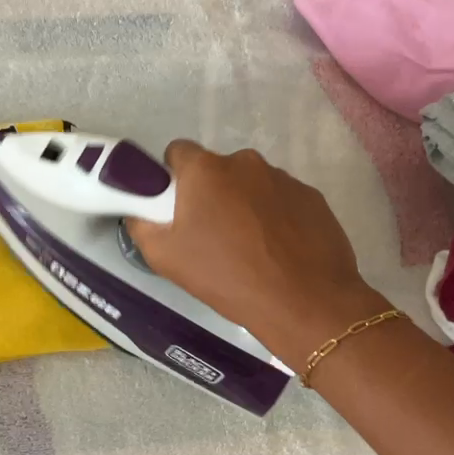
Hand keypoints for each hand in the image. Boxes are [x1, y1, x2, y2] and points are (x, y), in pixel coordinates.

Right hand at [123, 141, 389, 365]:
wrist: (305, 303)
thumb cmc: (225, 275)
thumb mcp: (163, 256)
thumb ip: (141, 224)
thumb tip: (140, 212)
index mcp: (205, 170)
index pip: (178, 151)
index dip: (172, 176)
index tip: (175, 205)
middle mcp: (245, 163)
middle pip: (216, 170)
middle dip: (210, 192)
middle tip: (209, 232)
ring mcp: (284, 178)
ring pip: (250, 184)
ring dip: (243, 204)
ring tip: (248, 245)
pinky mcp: (313, 198)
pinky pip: (281, 200)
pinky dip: (274, 217)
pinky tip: (276, 249)